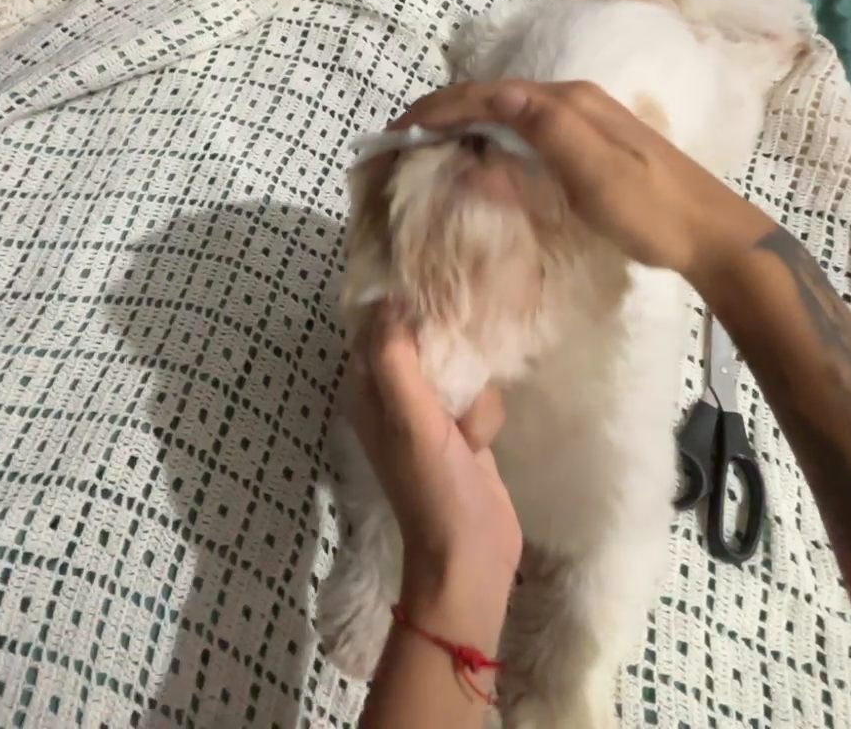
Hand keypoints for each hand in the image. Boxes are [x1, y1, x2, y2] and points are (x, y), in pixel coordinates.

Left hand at [343, 303, 519, 644]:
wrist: (471, 552)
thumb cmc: (432, 483)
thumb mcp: (408, 416)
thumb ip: (394, 358)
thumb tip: (388, 300)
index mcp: (366, 388)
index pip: (376, 326)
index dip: (401, 308)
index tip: (433, 298)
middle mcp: (392, 394)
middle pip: (421, 340)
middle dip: (446, 354)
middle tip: (454, 375)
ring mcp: (428, 411)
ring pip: (457, 365)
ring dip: (469, 394)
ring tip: (467, 429)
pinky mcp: (461, 427)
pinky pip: (477, 394)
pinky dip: (483, 413)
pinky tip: (483, 441)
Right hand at [392, 80, 773, 285]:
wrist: (710, 234)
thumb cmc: (649, 208)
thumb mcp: (594, 169)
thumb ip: (544, 126)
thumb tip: (490, 95)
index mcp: (566, 102)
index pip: (486, 94)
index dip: (437, 108)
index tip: (398, 131)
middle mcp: (571, 100)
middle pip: (492, 94)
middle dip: (442, 110)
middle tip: (403, 135)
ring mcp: (581, 120)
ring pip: (505, 108)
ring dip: (463, 119)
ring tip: (429, 140)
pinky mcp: (586, 142)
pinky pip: (522, 126)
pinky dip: (488, 132)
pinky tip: (480, 150)